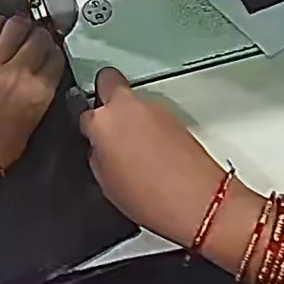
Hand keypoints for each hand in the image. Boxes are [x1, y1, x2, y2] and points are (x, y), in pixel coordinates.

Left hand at [0, 15, 63, 168]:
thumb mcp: (32, 124)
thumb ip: (40, 94)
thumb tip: (41, 75)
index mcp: (38, 93)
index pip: (56, 57)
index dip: (54, 49)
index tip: (50, 47)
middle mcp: (19, 74)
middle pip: (39, 38)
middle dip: (40, 34)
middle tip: (36, 35)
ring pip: (15, 27)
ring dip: (21, 24)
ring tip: (19, 26)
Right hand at [79, 67, 245, 247]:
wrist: (199, 203)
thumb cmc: (153, 197)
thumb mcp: (105, 182)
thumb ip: (96, 154)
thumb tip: (99, 149)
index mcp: (102, 121)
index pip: (83, 112)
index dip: (87, 126)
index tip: (91, 136)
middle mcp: (127, 106)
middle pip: (108, 80)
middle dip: (104, 94)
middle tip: (107, 118)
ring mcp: (154, 108)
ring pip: (133, 99)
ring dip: (131, 114)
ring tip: (136, 147)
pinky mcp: (175, 116)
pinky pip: (153, 114)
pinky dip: (151, 125)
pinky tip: (154, 152)